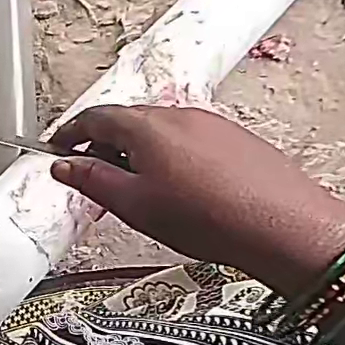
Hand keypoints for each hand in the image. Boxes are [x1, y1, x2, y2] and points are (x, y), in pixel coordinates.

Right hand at [48, 106, 344, 292]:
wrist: (287, 228)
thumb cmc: (212, 217)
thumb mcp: (133, 204)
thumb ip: (92, 180)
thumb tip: (65, 166)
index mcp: (147, 127)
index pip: (94, 117)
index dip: (69, 133)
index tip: (58, 147)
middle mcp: (179, 116)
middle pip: (125, 120)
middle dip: (100, 144)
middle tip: (89, 173)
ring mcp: (210, 125)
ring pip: (156, 131)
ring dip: (133, 151)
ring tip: (132, 188)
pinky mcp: (233, 139)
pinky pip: (184, 139)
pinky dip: (164, 155)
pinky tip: (171, 188)